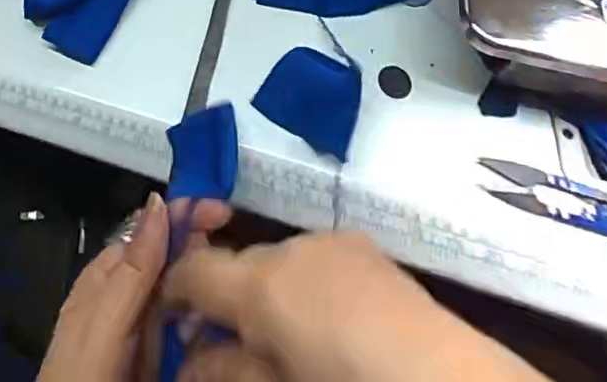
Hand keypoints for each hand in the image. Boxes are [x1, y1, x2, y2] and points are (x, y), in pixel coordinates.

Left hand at [36, 194, 231, 381]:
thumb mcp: (102, 327)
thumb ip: (132, 268)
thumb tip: (159, 200)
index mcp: (107, 279)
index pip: (152, 228)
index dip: (187, 214)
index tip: (225, 214)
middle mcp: (127, 299)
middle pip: (174, 259)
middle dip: (203, 258)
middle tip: (228, 273)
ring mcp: (144, 334)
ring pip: (187, 295)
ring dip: (208, 296)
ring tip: (222, 307)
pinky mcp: (160, 363)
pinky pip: (189, 334)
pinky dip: (204, 332)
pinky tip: (214, 338)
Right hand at [163, 232, 545, 381]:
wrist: (434, 370)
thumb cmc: (343, 380)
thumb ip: (228, 367)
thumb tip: (189, 360)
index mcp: (262, 283)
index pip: (197, 268)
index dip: (177, 288)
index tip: (172, 315)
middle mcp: (291, 247)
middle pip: (240, 261)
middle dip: (229, 295)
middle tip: (232, 340)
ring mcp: (330, 240)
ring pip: (279, 257)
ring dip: (271, 288)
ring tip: (287, 333)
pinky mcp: (360, 243)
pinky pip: (314, 256)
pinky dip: (306, 281)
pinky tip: (327, 318)